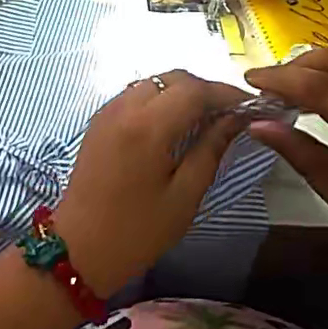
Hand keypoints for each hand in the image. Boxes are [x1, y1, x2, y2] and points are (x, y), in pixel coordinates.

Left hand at [51, 71, 244, 297]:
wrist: (79, 249)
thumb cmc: (137, 231)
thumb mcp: (184, 196)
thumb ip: (210, 150)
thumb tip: (235, 119)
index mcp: (148, 126)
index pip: (195, 91)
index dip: (225, 93)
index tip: (249, 105)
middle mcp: (125, 107)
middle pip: (173, 79)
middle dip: (204, 90)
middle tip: (228, 113)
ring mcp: (108, 110)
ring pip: (153, 83)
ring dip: (180, 92)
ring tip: (203, 117)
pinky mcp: (99, 120)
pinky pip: (135, 94)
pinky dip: (159, 99)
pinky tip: (172, 123)